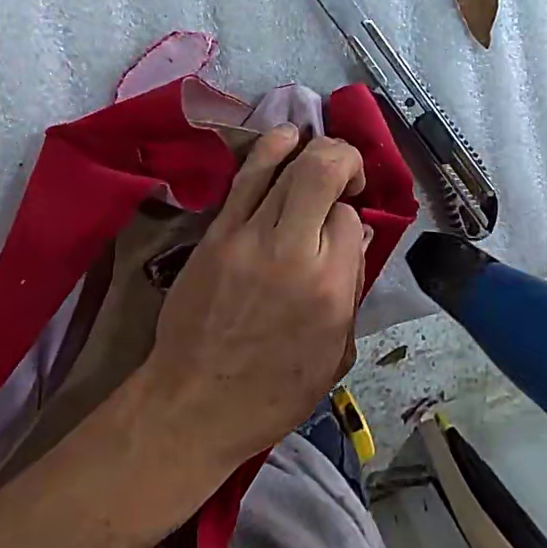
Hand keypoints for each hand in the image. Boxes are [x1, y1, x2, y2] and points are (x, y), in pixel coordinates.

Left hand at [137, 125, 371, 471]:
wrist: (192, 405)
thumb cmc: (274, 392)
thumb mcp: (336, 352)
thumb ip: (352, 288)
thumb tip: (355, 233)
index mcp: (329, 288)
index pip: (351, 218)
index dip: (353, 215)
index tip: (344, 230)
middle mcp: (291, 252)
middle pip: (323, 171)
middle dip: (344, 160)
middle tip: (346, 178)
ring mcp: (247, 237)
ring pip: (286, 163)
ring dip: (311, 147)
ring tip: (319, 150)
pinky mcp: (215, 234)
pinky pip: (247, 176)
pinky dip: (272, 150)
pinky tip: (285, 141)